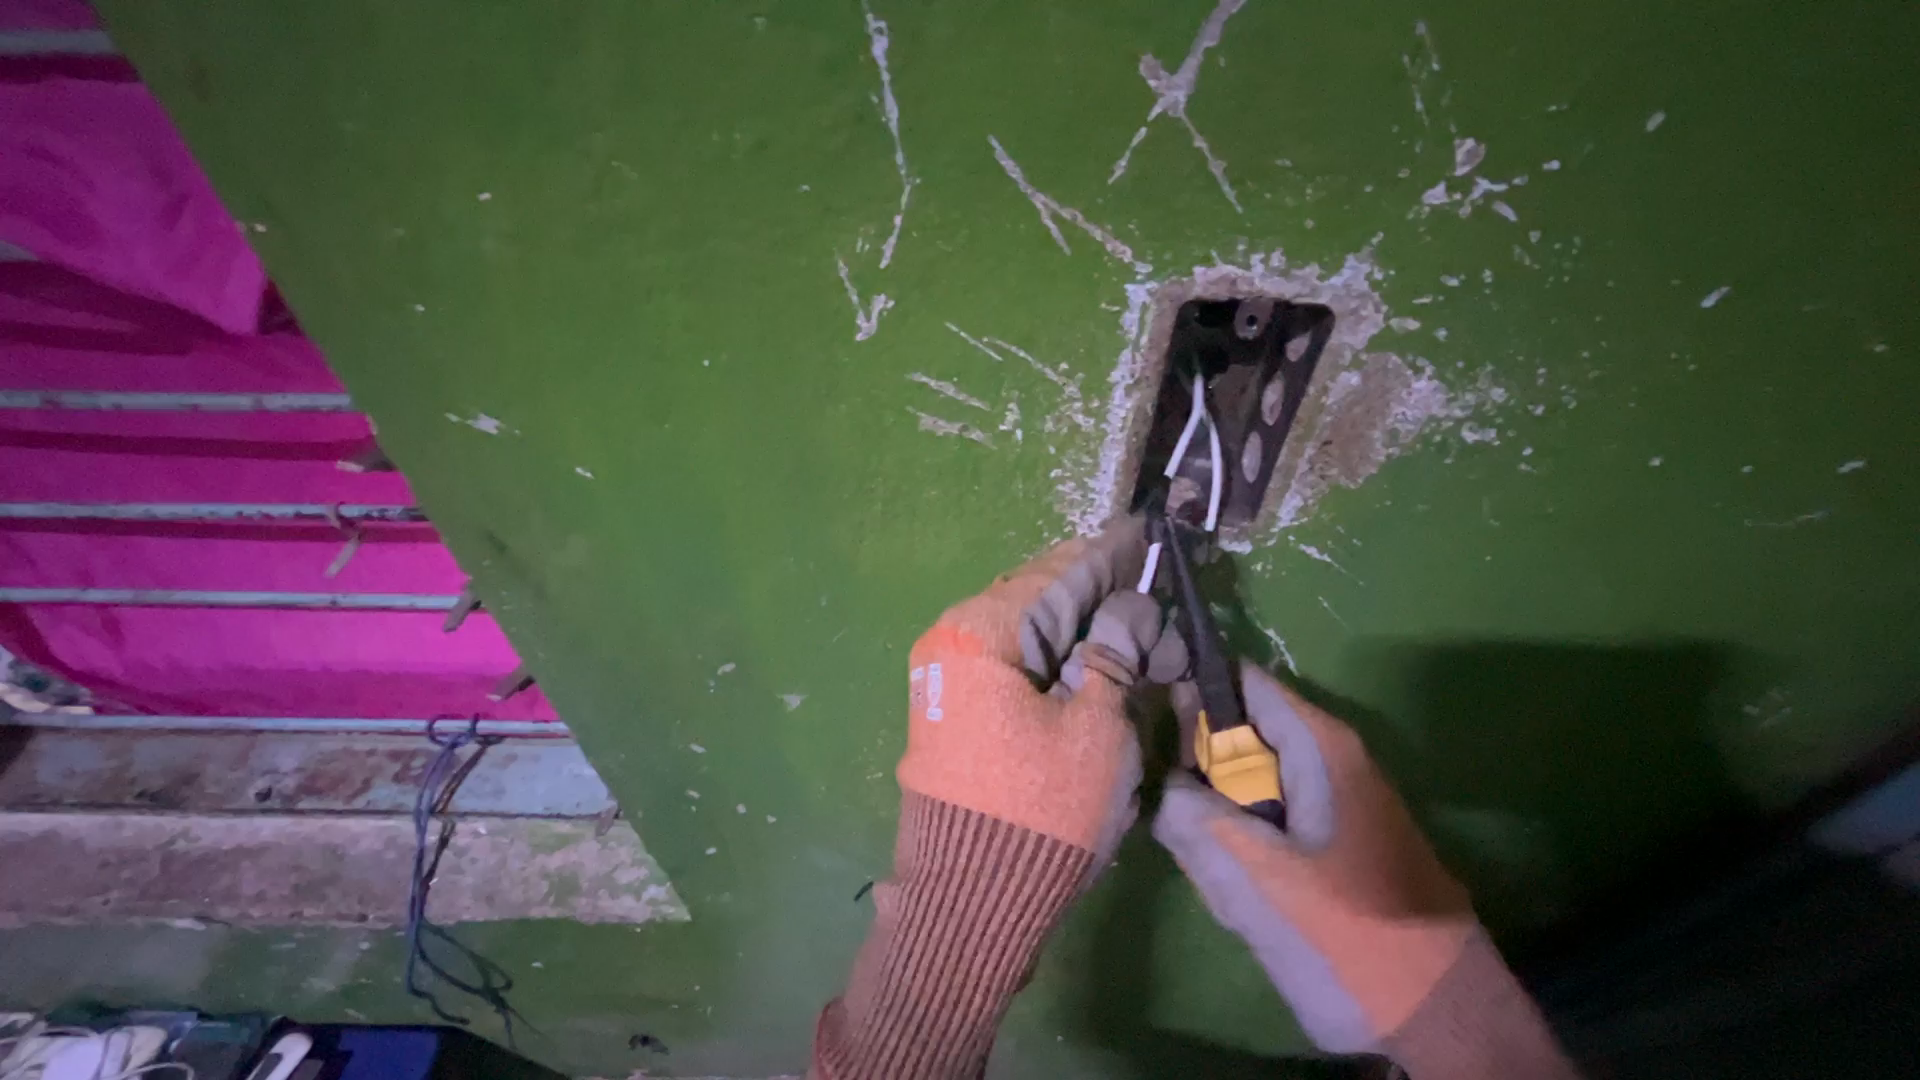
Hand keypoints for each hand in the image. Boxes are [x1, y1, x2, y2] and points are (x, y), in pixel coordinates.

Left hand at [901, 515, 1179, 867]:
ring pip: (1024, 630)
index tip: (1143, 530)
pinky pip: (1009, 662)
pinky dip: (1052, 656)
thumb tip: (1130, 606)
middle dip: (1097, 593)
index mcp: (979, 632)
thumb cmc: (1041, 810)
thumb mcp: (1096, 727)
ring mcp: (946, 674)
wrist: (968, 899)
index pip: (1058, 576)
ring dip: (1078, 627)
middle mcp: (951, 640)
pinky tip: (1088, 656)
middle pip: (1037, 597)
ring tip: (1129, 622)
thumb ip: (1114, 652)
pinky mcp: (953, 706)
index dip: (1109, 555)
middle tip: (1147, 585)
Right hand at [1154, 663, 1477, 1053]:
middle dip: (1197, 773)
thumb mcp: (1255, 878)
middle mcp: (1328, 759)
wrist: (1444, 1025)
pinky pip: (1265, 821)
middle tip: (1181, 825)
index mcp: (1318, 746)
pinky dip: (1242, 847)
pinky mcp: (1330, 841)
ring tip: (1221, 877)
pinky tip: (1246, 895)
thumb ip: (1192, 817)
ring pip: (1245, 783)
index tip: (1139, 713)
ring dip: (1218, 821)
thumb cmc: (1350, 939)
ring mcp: (1330, 801)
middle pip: (1236, 733)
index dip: (1186, 682)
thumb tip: (1159, 783)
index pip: (1239, 679)